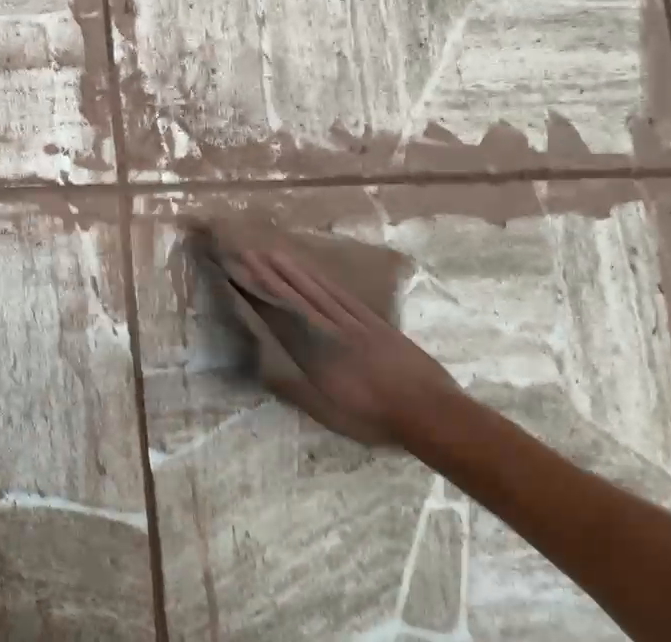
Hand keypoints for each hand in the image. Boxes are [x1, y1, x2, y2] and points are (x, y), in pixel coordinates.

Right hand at [228, 245, 462, 447]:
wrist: (433, 415)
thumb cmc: (374, 418)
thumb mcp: (328, 412)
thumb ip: (293, 388)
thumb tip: (260, 365)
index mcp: (314, 352)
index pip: (276, 315)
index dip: (255, 293)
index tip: (237, 274)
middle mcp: (330, 331)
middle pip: (295, 296)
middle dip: (269, 274)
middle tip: (248, 253)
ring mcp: (356, 325)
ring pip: (319, 292)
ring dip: (294, 272)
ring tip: (275, 254)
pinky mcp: (377, 325)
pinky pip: (345, 297)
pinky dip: (326, 282)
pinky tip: (316, 274)